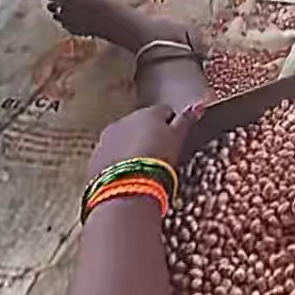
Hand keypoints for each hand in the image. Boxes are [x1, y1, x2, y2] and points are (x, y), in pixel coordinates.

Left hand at [88, 102, 202, 175]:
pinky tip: (129, 175)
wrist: (126, 190)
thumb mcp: (178, 139)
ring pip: (124, 139)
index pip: (164, 111)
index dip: (172, 125)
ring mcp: (106, 139)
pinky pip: (111, 155)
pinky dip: (119, 162)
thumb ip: (187, 120)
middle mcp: (124, 121)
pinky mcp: (95, 158)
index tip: (175, 140)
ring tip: (144, 168)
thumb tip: (198, 105)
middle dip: (149, 135)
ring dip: (133, 148)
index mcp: (147, 113)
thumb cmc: (157, 161)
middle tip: (161, 156)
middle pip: (141, 124)